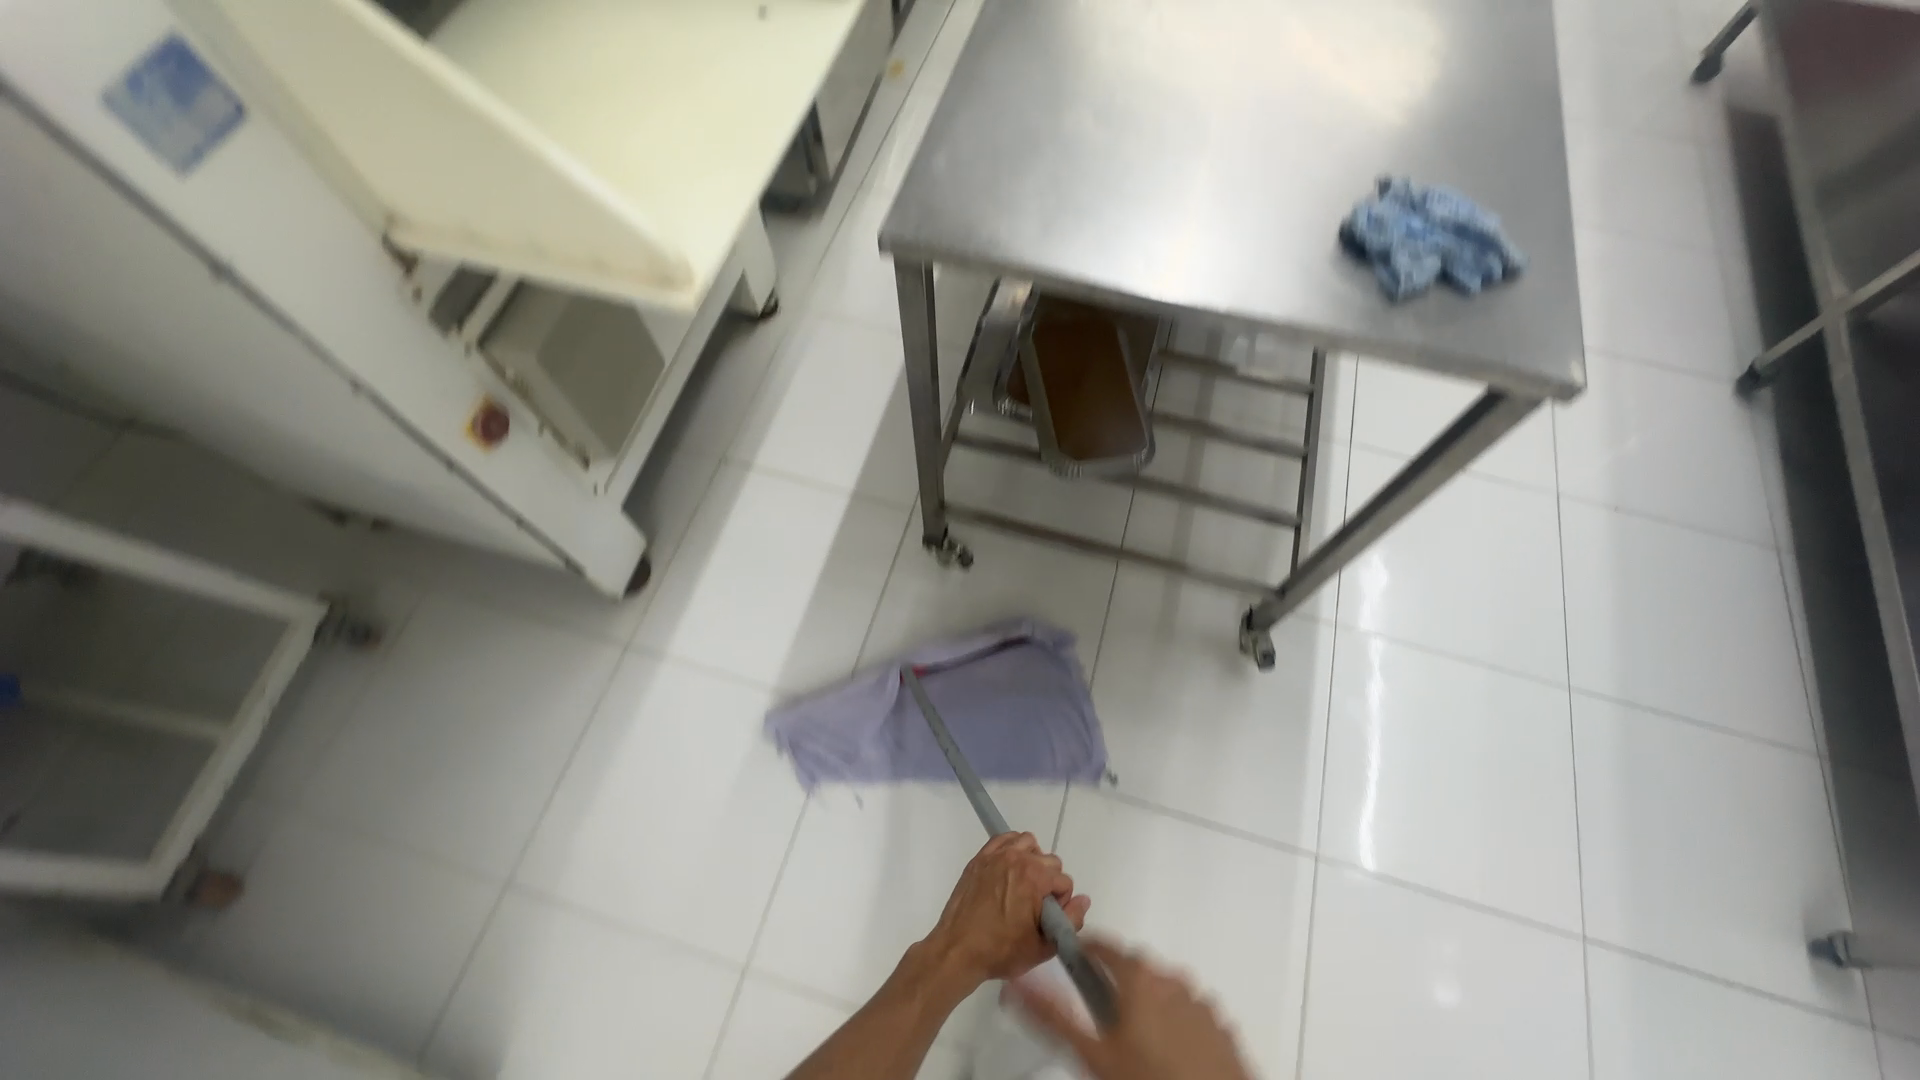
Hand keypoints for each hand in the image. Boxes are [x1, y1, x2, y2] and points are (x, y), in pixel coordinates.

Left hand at [921, 832, 1088, 987]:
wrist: (958, 950)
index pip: (1064, 881)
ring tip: (1024, 884)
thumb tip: (1083, 900)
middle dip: (1048, 882)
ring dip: (1032, 860)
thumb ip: (1071, 922)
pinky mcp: (980, 858)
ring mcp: (996, 855)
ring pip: (1028, 843)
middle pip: (1049, 861)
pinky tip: (1009, 869)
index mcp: (1035, 878)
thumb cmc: (1001, 951)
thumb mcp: (1043, 946)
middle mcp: (1018, 859)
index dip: (1061, 902)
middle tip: (1035, 905)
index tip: (1046, 917)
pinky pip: (1004, 839)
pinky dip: (1012, 848)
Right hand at [1010, 937, 1253, 1079]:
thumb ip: (1049, 1012)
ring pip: (1163, 990)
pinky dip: (1176, 1023)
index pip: (1101, 944)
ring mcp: (1199, 1002)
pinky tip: (1167, 1051)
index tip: (1074, 959)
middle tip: (1101, 1016)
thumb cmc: (1151, 1078)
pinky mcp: (1220, 1025)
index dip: (1082, 951)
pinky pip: (1190, 1012)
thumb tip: (1017, 987)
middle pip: (1133, 967)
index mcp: (1138, 975)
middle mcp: (1172, 978)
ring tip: (1135, 1040)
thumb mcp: (1088, 1050)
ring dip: (1147, 1004)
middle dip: (1115, 984)